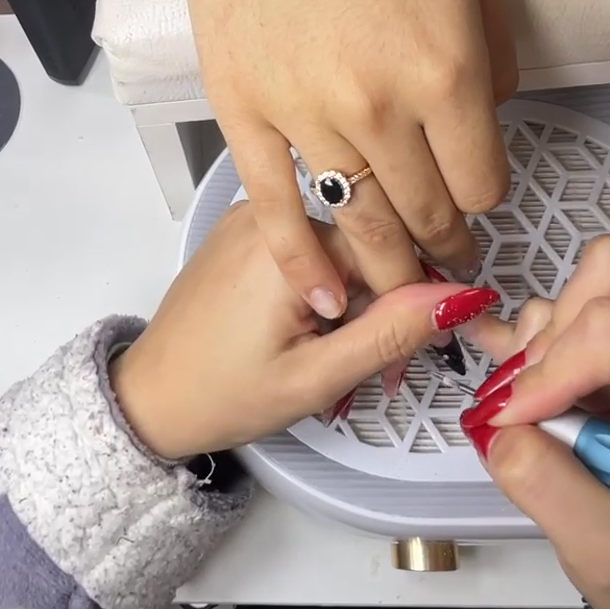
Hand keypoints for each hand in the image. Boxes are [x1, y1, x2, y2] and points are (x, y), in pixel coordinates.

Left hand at [113, 205, 500, 459]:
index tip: (406, 351)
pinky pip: (302, 242)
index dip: (408, 300)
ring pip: (335, 242)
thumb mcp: (316, 376)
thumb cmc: (222, 394)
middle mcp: (264, 213)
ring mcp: (248, 217)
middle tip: (369, 362)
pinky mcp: (240, 230)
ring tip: (328, 345)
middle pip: (360, 241)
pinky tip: (306, 321)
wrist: (151, 395)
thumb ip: (390, 333)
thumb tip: (458, 297)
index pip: (386, 246)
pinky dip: (318, 278)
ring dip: (349, 291)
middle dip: (377, 300)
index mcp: (283, 243)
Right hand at [184, 0, 517, 316]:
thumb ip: (493, 57)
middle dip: (445, 246)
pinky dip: (301, 263)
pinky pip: (274, 208)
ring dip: (388, 263)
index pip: (483, 180)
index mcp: (447, 72)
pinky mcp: (244, 113)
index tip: (479, 199)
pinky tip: (322, 302)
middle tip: (451, 264)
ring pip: (359, 220)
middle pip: (426, 213)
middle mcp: (379, 110)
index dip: (487, 199)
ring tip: (402, 289)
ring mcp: (304, 118)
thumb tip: (486, 121)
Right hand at [460, 237, 609, 608]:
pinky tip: (522, 381)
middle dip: (551, 338)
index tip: (515, 424)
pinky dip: (537, 336)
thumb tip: (498, 425)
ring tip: (541, 406)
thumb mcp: (608, 558)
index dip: (548, 372)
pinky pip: (577, 302)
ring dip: (545, 339)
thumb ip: (547, 486)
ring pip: (592, 281)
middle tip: (535, 406)